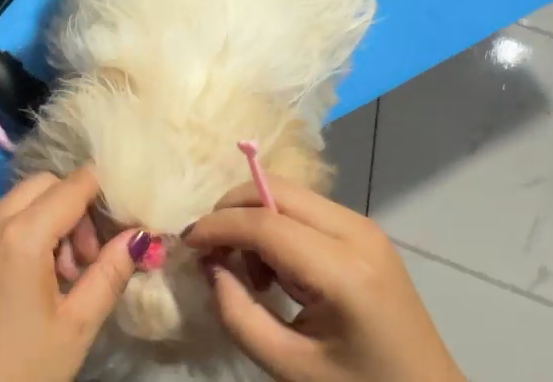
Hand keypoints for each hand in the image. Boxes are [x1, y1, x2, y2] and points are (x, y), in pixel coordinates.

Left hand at [0, 167, 136, 381]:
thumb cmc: (23, 369)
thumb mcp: (77, 325)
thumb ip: (111, 272)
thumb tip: (141, 235)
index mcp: (22, 234)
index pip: (73, 185)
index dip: (103, 192)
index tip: (120, 222)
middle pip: (43, 185)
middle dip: (73, 209)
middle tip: (86, 261)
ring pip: (18, 200)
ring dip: (46, 220)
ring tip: (60, 276)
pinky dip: (20, 231)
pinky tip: (28, 281)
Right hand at [184, 183, 464, 381]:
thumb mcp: (291, 368)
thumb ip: (239, 315)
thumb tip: (210, 266)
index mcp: (345, 270)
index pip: (265, 222)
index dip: (217, 226)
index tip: (185, 244)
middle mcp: (358, 232)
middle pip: (275, 189)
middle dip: (232, 211)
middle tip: (211, 252)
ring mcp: (366, 228)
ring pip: (288, 192)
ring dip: (255, 219)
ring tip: (251, 273)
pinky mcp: (366, 233)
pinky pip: (305, 209)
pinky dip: (277, 226)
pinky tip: (279, 271)